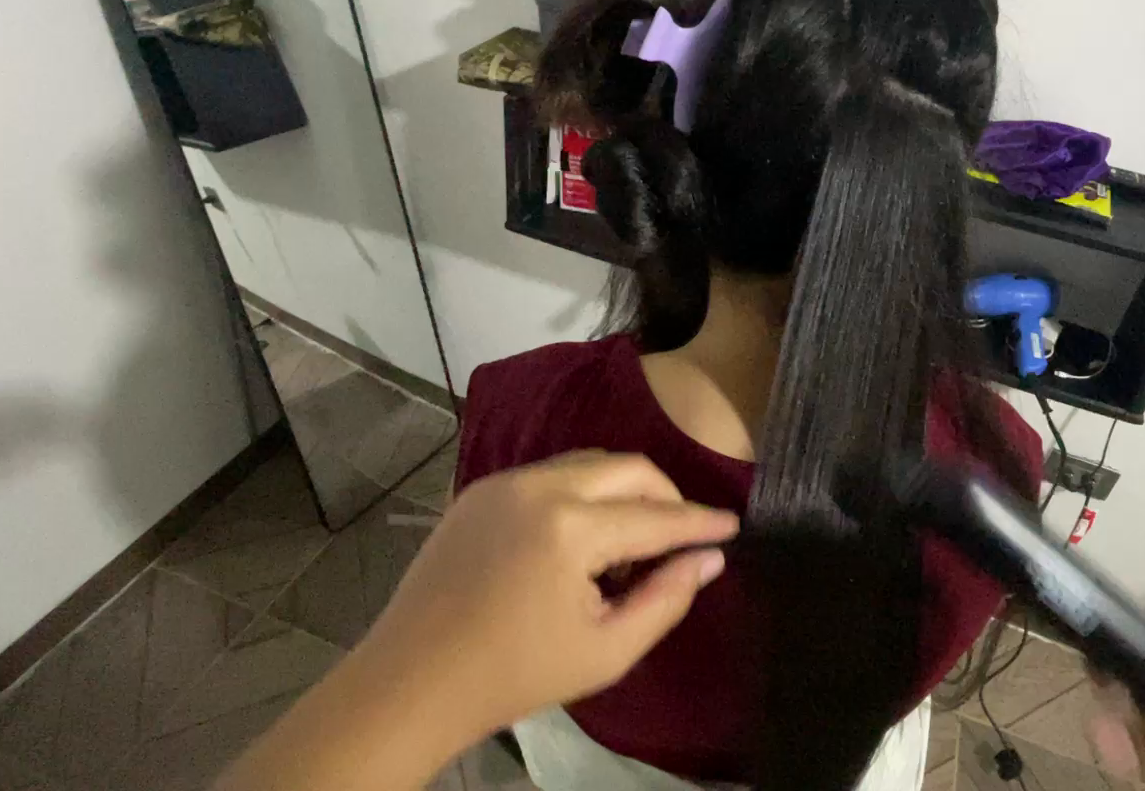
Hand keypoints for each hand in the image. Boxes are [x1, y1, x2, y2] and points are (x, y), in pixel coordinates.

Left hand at [357, 450, 739, 740]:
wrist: (411, 680)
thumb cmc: (515, 675)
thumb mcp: (605, 651)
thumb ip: (666, 599)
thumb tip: (709, 558)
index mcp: (571, 528)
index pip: (657, 516)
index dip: (700, 522)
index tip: (734, 524)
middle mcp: (541, 485)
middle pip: (629, 468)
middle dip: (665, 495)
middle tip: (680, 534)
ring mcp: (507, 480)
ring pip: (591, 463)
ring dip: (623, 490)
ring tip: (625, 544)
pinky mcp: (483, 486)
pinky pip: (553, 473)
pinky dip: (583, 493)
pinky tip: (577, 539)